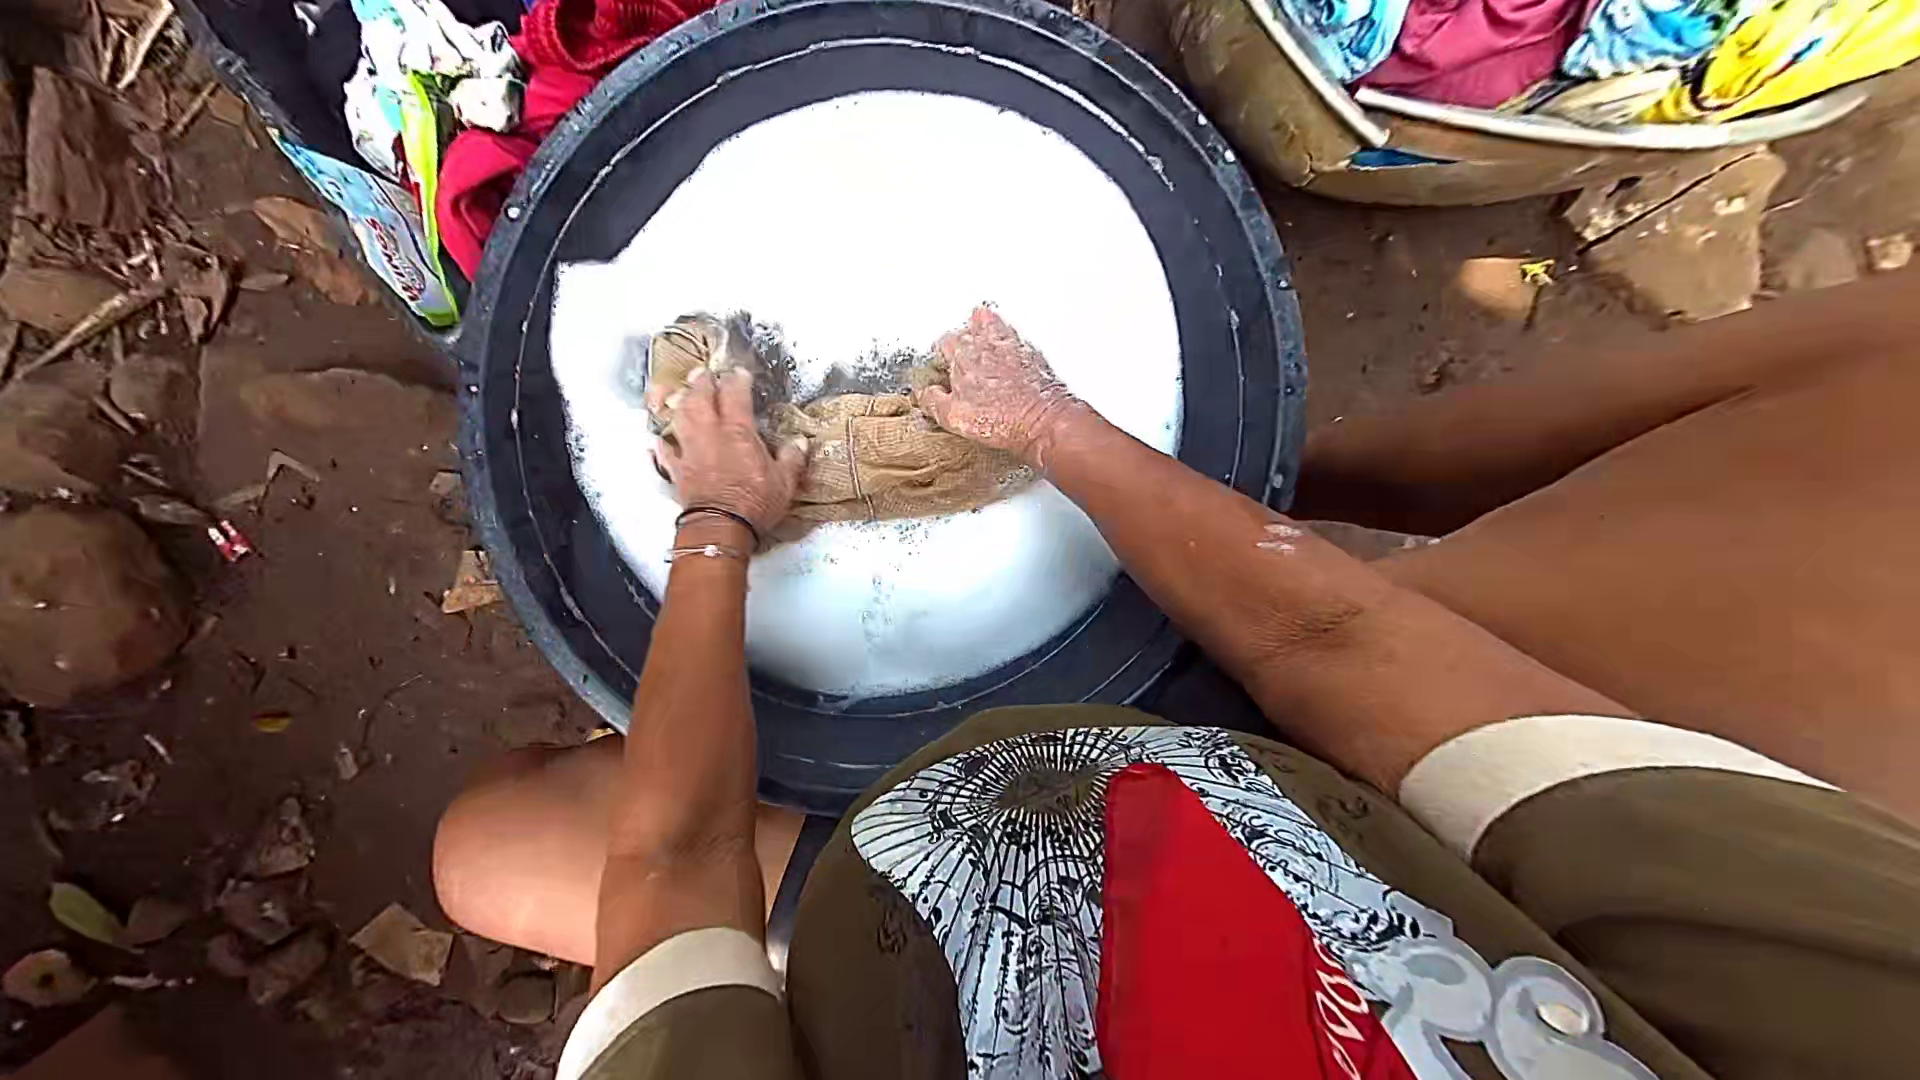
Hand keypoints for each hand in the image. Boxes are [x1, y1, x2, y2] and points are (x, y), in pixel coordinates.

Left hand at [656, 366, 806, 535]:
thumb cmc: (754, 503)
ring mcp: (689, 451)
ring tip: (677, 392)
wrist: (721, 527)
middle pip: (700, 398)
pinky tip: (657, 438)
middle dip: (702, 382)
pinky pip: (664, 451)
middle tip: (703, 372)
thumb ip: (792, 459)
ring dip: (678, 402)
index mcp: (738, 432)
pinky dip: (660, 442)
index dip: (737, 380)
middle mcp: (709, 434)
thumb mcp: (785, 482)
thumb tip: (800, 443)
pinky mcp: (676, 470)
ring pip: (678, 417)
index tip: (740, 373)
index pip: (735, 395)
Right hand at [920, 306, 1089, 467]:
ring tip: (980, 352)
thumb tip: (923, 393)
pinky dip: (1006, 341)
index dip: (937, 362)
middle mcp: (985, 342)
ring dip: (983, 333)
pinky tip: (1005, 354)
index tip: (939, 376)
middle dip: (958, 348)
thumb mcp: (951, 416)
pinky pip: (1014, 336)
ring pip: (990, 325)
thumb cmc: (1001, 418)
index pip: (940, 344)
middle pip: (964, 332)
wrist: (1043, 422)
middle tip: (958, 370)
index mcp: (961, 352)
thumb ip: (931, 400)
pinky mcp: (1031, 353)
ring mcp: (1010, 344)